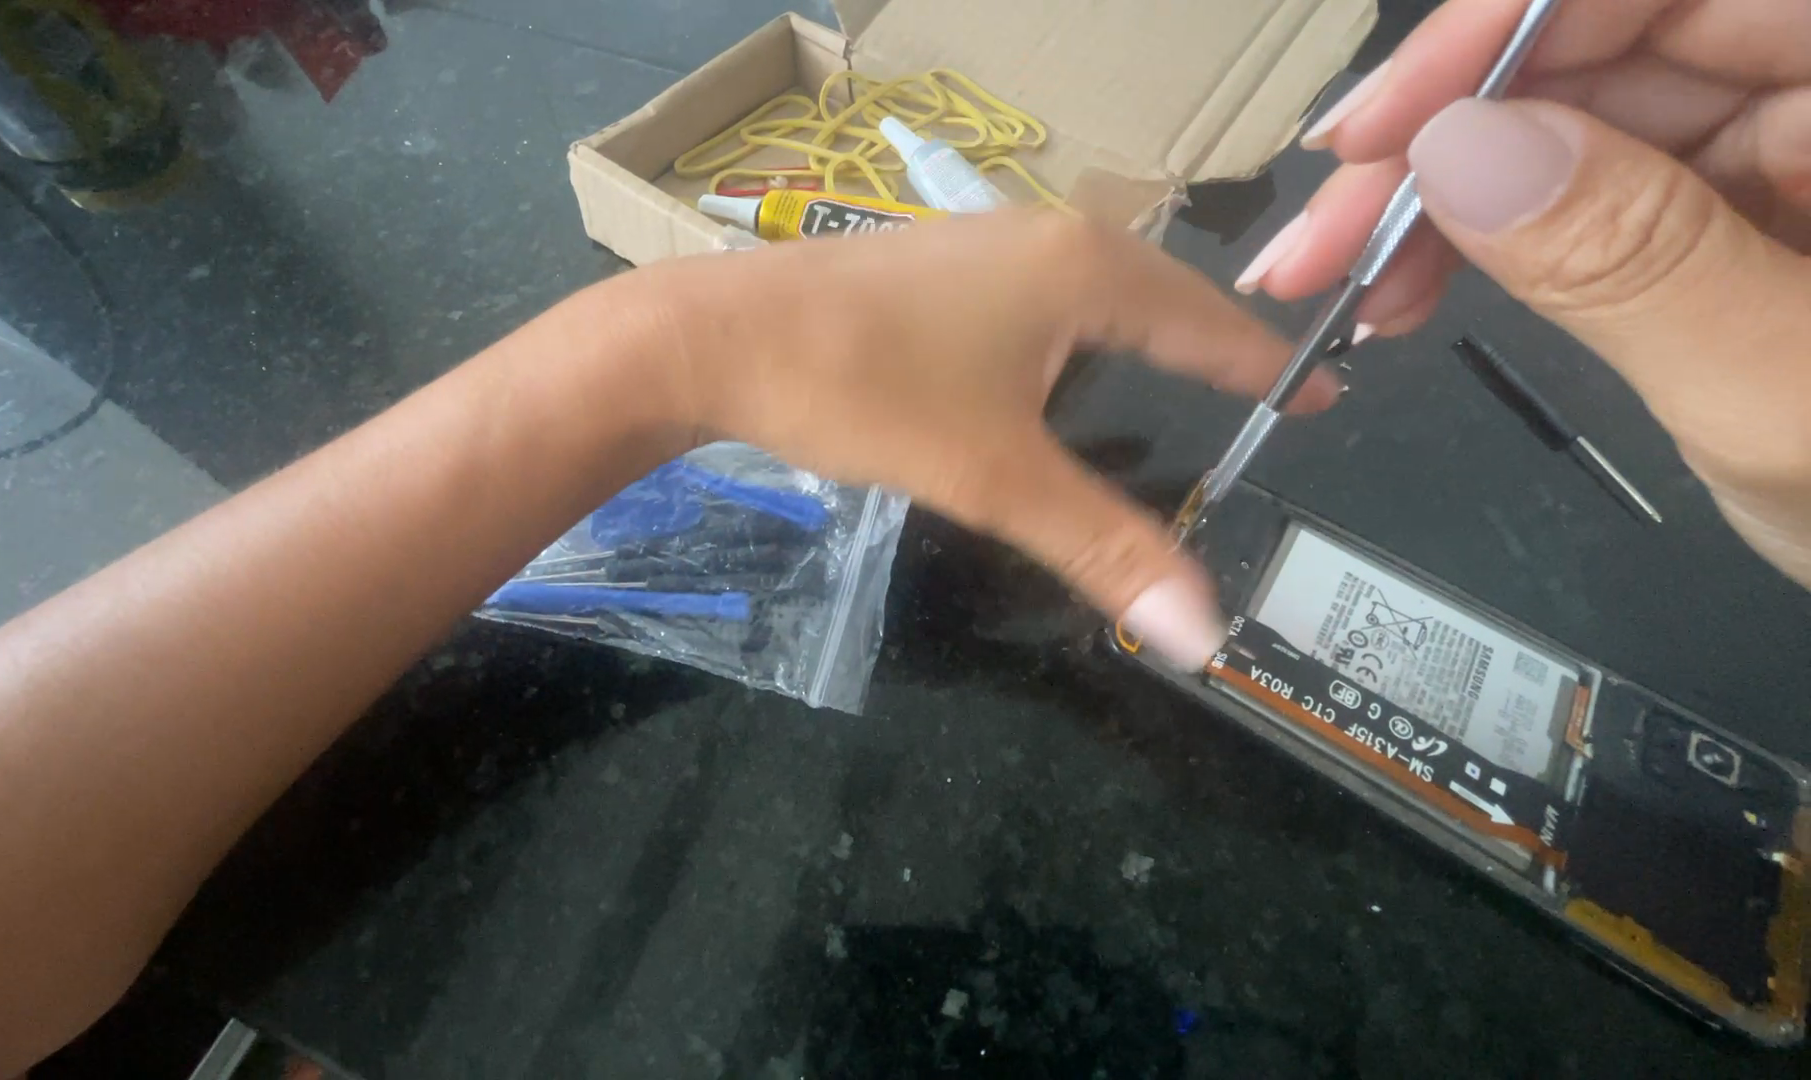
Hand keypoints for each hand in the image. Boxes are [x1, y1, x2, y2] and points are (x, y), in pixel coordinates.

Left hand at [577, 211, 1341, 669]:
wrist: (719, 338)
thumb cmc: (866, 392)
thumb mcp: (995, 476)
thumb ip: (1100, 545)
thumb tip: (1204, 634)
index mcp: (1086, 271)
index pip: (1209, 321)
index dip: (1268, 363)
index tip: (1326, 389)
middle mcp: (1044, 237)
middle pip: (1154, 300)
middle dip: (1204, 349)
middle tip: (1253, 398)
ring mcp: (980, 245)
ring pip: (1086, 297)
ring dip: (1130, 342)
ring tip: (1170, 388)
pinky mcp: (931, 268)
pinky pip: (1029, 302)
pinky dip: (1060, 341)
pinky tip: (1048, 373)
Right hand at [1234, 0, 1810, 583]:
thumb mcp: (1793, 404)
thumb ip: (1630, 264)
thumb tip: (1454, 155)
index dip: (1503, 32)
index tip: (1366, 135)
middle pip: (1615, 44)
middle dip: (1433, 148)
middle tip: (1312, 249)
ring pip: (1578, 122)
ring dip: (1438, 207)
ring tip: (1348, 289)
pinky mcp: (1755, 191)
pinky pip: (1588, 188)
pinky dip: (1486, 241)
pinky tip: (1416, 292)